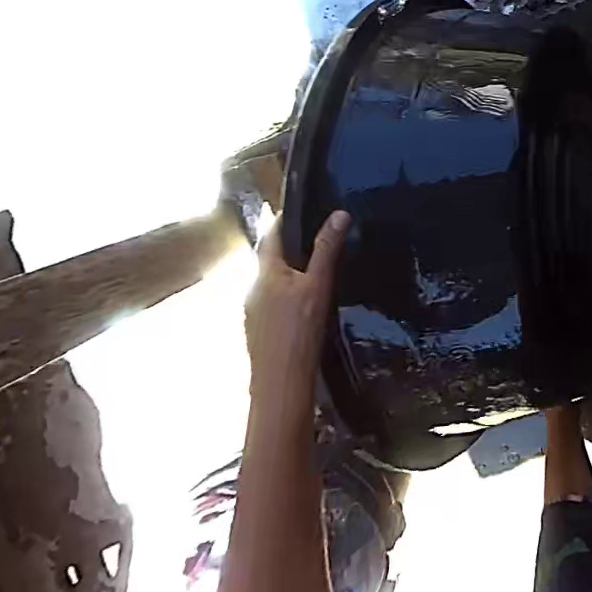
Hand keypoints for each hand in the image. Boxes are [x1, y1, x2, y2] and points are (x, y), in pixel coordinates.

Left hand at [245, 210, 349, 401]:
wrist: (279, 385)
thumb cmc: (299, 332)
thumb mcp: (318, 287)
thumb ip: (327, 251)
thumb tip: (339, 214)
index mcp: (265, 273)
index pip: (270, 235)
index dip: (284, 219)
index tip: (301, 206)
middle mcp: (252, 289)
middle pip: (270, 260)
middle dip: (291, 248)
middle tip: (318, 238)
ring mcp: (252, 313)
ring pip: (272, 283)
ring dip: (290, 274)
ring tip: (317, 271)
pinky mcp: (258, 332)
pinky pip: (273, 303)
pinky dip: (288, 295)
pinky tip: (306, 306)